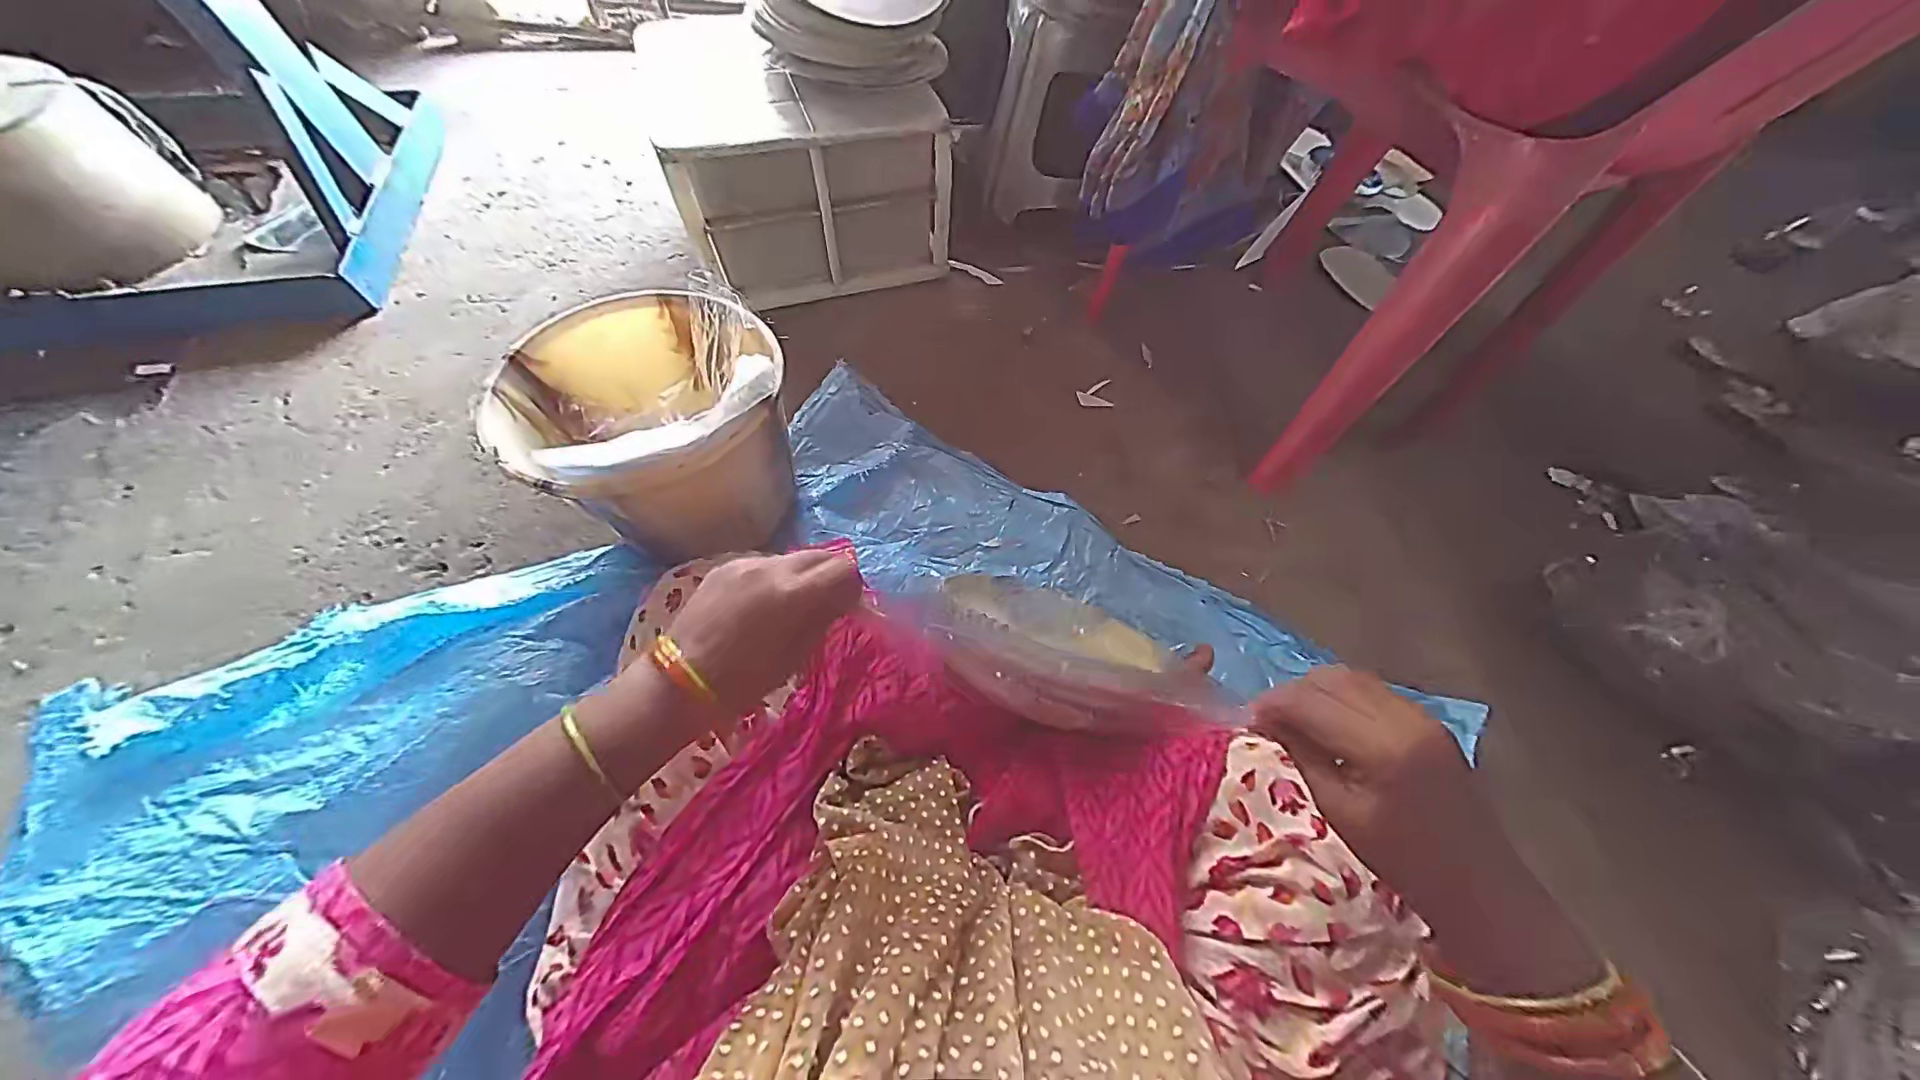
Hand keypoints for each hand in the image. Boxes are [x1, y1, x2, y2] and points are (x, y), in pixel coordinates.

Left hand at [634, 549, 862, 713]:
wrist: (680, 683)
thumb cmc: (744, 682)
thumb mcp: (797, 655)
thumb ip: (824, 619)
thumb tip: (842, 601)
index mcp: (793, 593)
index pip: (845, 570)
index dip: (853, 590)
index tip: (848, 609)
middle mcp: (771, 567)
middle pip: (823, 555)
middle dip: (832, 576)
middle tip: (828, 604)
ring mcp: (745, 562)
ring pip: (793, 558)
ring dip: (803, 576)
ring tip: (792, 605)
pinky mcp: (724, 566)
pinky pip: (765, 563)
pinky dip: (775, 578)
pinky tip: (763, 604)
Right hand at [1250, 666, 1606, 996]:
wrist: (1482, 889)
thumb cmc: (1403, 862)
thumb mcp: (1337, 812)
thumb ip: (1299, 757)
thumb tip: (1263, 724)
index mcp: (1383, 745)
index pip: (1308, 700)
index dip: (1270, 705)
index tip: (1248, 723)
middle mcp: (1405, 717)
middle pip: (1328, 678)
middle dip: (1289, 694)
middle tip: (1267, 721)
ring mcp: (1421, 715)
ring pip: (1348, 677)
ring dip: (1313, 692)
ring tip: (1295, 722)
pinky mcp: (1427, 720)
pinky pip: (1369, 690)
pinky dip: (1339, 697)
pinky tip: (1328, 724)